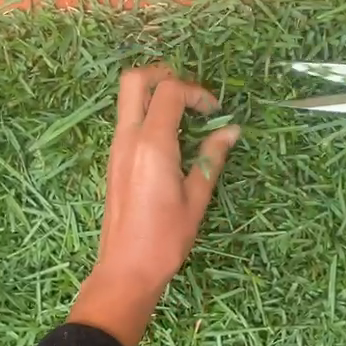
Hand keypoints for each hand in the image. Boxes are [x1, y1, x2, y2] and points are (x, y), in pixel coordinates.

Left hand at [68, 65, 241, 345]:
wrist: (126, 269)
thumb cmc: (166, 238)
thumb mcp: (197, 198)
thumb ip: (211, 158)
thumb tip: (231, 131)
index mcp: (151, 145)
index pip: (170, 92)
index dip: (196, 92)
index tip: (215, 112)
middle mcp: (128, 139)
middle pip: (135, 81)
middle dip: (164, 76)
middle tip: (191, 94)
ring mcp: (116, 149)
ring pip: (128, 100)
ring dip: (156, 96)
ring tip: (186, 118)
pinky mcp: (114, 161)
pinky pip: (128, 122)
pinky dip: (149, 116)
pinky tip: (173, 140)